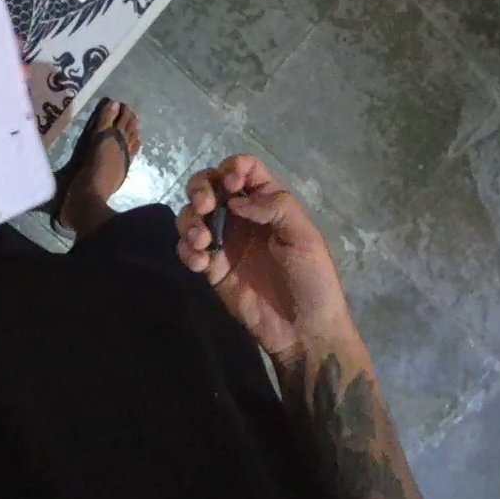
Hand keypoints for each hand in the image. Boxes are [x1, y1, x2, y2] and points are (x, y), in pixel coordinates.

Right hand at [175, 156, 351, 363]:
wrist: (302, 330)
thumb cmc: (312, 279)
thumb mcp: (305, 237)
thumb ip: (275, 208)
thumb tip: (235, 202)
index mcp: (267, 204)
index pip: (244, 169)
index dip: (232, 169)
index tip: (232, 186)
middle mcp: (242, 217)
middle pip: (209, 185)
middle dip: (199, 189)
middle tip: (205, 207)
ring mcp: (224, 241)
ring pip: (191, 214)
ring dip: (189, 221)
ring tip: (202, 242)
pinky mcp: (211, 267)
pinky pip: (187, 249)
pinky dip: (187, 250)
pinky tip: (200, 263)